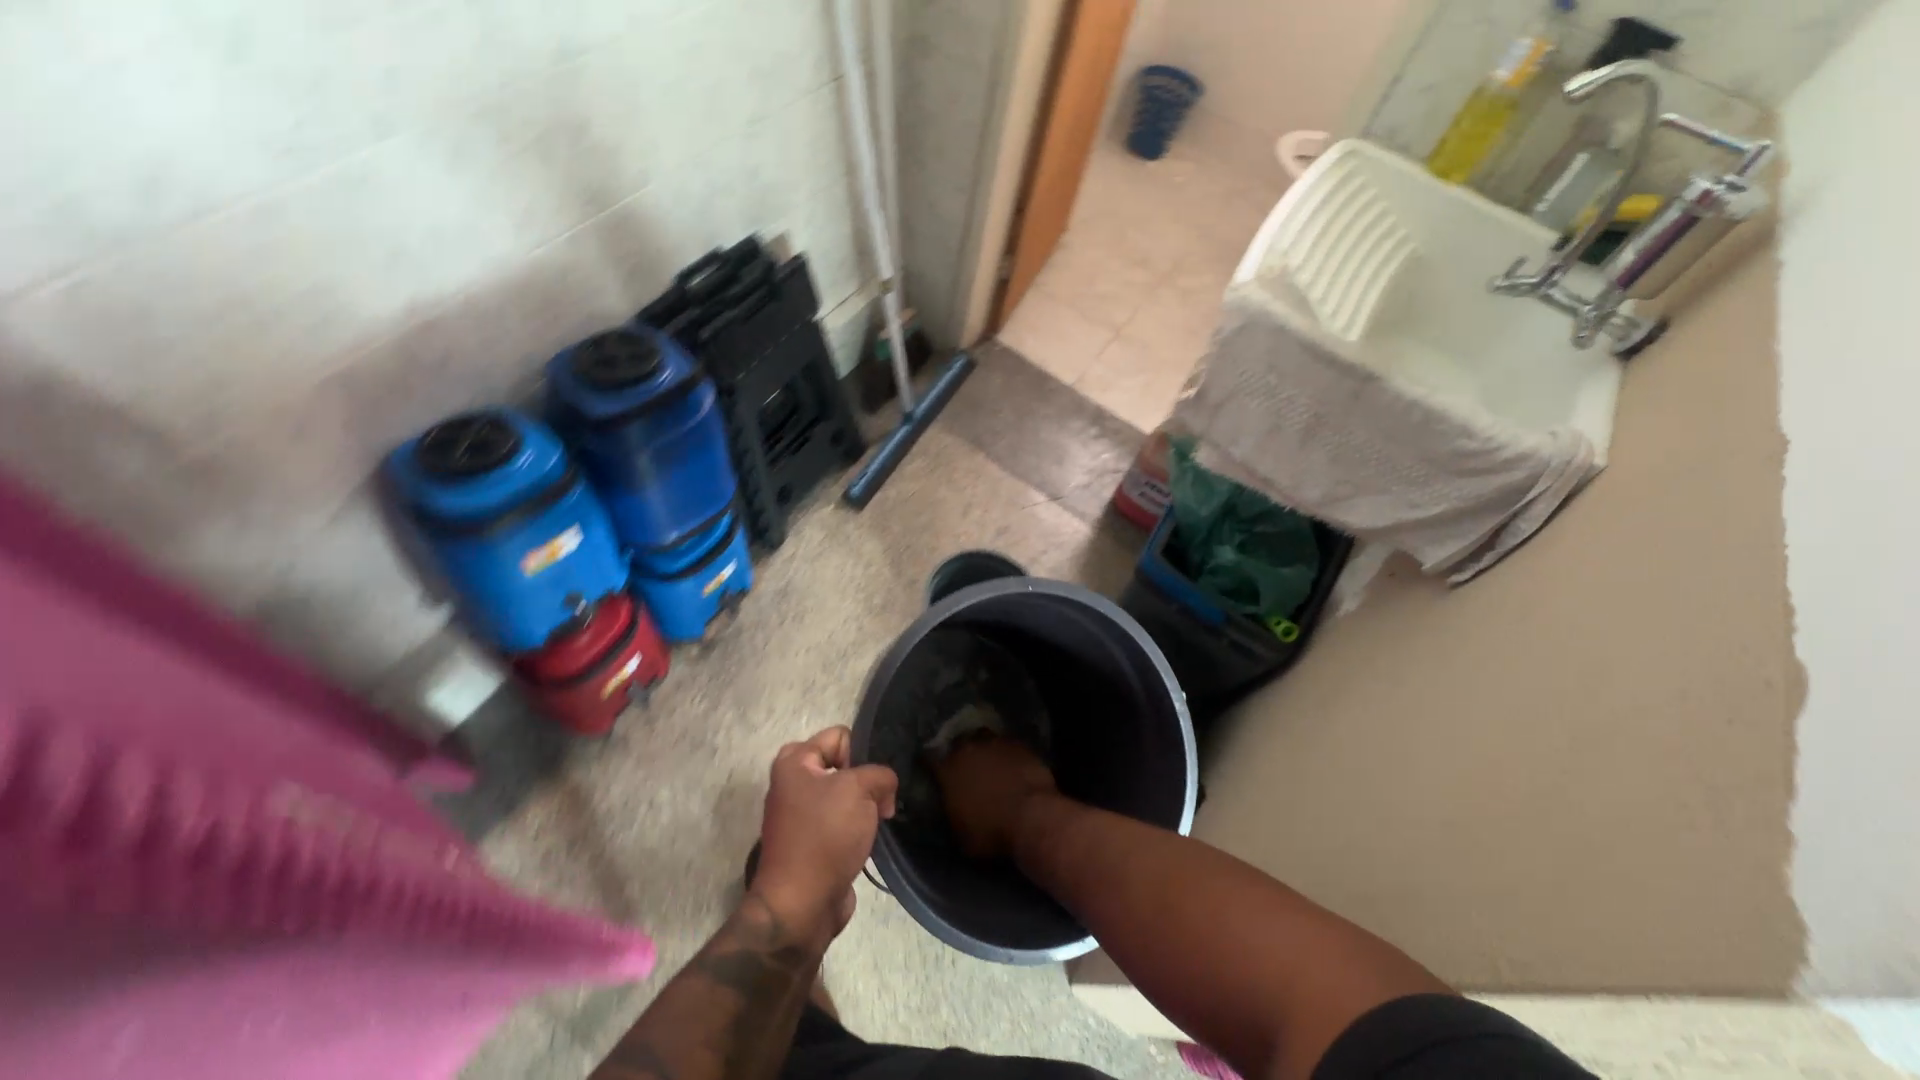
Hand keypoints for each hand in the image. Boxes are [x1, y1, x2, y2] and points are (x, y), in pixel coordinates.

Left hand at [750, 726, 897, 948]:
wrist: (801, 904)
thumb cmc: (825, 836)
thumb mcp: (859, 790)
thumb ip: (880, 774)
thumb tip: (883, 792)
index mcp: (793, 763)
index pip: (838, 736)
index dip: (861, 754)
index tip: (869, 782)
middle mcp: (792, 785)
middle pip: (842, 766)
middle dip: (864, 780)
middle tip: (876, 801)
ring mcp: (800, 816)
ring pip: (844, 796)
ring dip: (863, 807)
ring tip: (877, 823)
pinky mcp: (811, 843)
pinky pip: (841, 822)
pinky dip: (856, 829)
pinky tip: (869, 841)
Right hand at [931, 734, 1057, 860]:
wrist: (1033, 818)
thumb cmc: (992, 832)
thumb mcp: (961, 834)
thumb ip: (952, 813)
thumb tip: (951, 809)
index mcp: (947, 771)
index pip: (928, 759)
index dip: (928, 763)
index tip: (929, 767)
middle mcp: (968, 750)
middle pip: (958, 744)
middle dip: (959, 753)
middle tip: (964, 766)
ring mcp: (995, 744)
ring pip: (984, 739)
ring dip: (985, 749)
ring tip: (990, 761)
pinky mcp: (1020, 745)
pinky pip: (1009, 746)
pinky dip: (1009, 754)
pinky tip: (1014, 765)